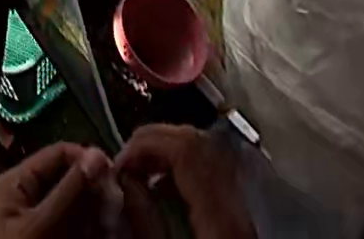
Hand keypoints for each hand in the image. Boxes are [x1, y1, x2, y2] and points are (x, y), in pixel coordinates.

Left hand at [0, 143, 113, 238]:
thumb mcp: (37, 226)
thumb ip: (67, 190)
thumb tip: (97, 154)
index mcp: (19, 182)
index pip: (59, 153)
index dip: (86, 157)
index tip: (112, 172)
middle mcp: (31, 194)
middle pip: (70, 176)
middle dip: (94, 185)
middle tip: (117, 197)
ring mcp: (42, 219)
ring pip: (77, 201)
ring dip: (97, 206)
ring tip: (115, 214)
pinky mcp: (51, 238)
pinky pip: (75, 224)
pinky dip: (92, 226)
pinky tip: (108, 229)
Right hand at [117, 125, 253, 238]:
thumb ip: (147, 224)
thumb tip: (126, 183)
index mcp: (220, 213)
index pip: (187, 148)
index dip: (149, 141)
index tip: (122, 157)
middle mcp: (236, 200)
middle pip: (198, 142)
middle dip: (157, 140)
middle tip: (126, 160)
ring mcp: (241, 205)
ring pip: (206, 151)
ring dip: (168, 150)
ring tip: (139, 169)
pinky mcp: (239, 215)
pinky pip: (211, 171)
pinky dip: (183, 166)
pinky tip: (163, 185)